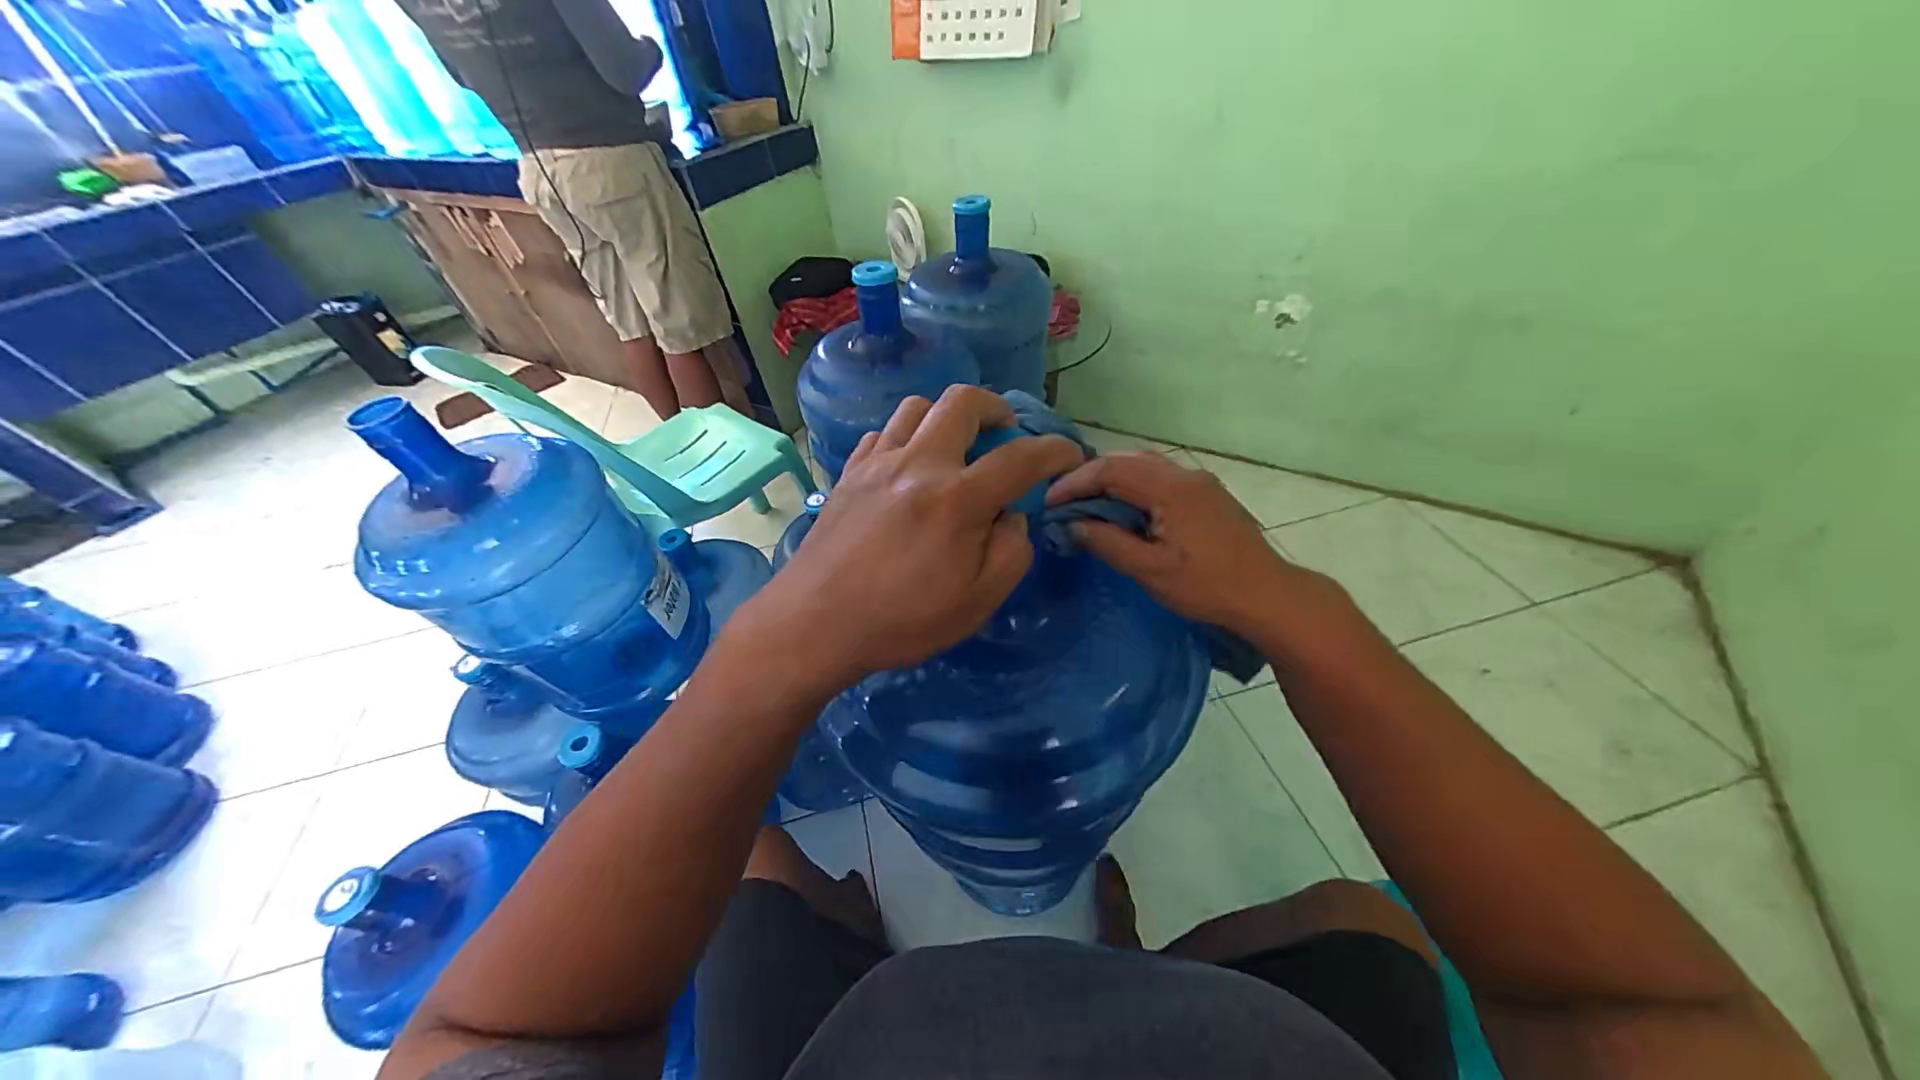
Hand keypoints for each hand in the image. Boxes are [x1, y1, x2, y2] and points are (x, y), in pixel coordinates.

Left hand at [737, 386, 1084, 688]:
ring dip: (947, 416)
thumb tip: (1013, 516)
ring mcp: (877, 463)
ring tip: (955, 446)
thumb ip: (1012, 551)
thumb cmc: (902, 620)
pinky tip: (909, 466)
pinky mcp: (848, 473)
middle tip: (1005, 431)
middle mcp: (918, 464)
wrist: (815, 624)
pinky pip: (883, 433)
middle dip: (996, 407)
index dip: (1054, 450)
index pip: (1020, 457)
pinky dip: (906, 437)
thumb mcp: (978, 601)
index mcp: (958, 498)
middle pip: (962, 401)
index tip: (1070, 454)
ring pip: (917, 407)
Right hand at [1045, 452, 1338, 636]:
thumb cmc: (1207, 586)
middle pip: (1127, 460)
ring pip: (1145, 466)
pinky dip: (1132, 486)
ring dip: (1112, 479)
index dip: (1075, 482)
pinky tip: (1122, 508)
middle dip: (1090, 475)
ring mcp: (1200, 483)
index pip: (1111, 469)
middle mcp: (1186, 475)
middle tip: (1062, 499)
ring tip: (1086, 502)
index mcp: (1171, 488)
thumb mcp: (1151, 571)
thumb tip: (1073, 525)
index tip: (1049, 502)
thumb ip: (1109, 543)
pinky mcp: (1207, 495)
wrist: (1268, 595)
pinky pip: (1160, 478)